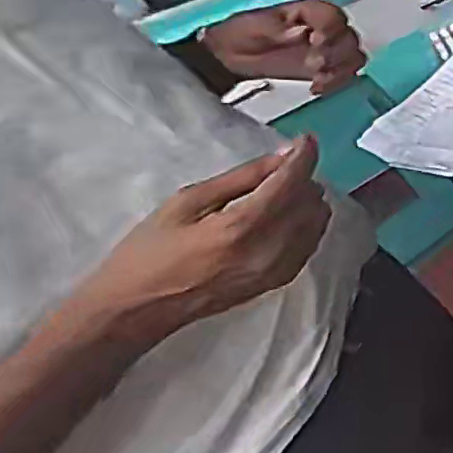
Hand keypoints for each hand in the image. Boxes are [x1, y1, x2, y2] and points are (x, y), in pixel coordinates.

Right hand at [58, 136, 332, 345]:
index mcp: (242, 226)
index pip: (291, 181)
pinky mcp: (282, 279)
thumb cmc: (149, 253)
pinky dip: (305, 222)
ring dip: (305, 199)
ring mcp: (280, 267)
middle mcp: (271, 248)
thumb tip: (283, 156)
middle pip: (310, 199)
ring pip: (318, 218)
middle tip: (276, 171)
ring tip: (276, 194)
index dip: (304, 155)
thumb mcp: (185, 203)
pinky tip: (280, 217)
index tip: (305, 140)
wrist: (135, 313)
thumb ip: (242, 177)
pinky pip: (312, 240)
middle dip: (300, 178)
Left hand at [200, 0, 365, 94]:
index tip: (315, 42)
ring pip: (354, 57)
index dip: (330, 29)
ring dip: (340, 70)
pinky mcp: (329, 67)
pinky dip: (336, 82)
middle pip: (349, 38)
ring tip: (317, 78)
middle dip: (336, 53)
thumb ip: (277, 29)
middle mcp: (326, 28)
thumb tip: (302, 32)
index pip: (333, 16)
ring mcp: (330, 48)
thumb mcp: (253, 27)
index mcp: (309, 12)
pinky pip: (347, 74)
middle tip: (313, 64)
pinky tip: (316, 87)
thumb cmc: (241, 35)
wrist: (229, 57)